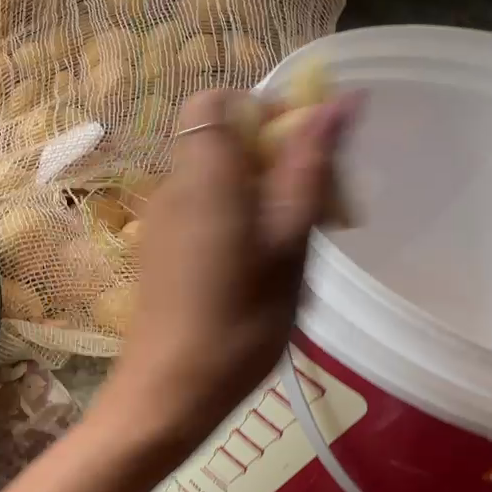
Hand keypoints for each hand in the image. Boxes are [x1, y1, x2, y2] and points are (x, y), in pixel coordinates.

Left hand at [94, 88, 355, 451]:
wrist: (168, 392)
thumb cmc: (238, 322)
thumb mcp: (290, 243)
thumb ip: (309, 167)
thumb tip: (336, 100)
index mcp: (200, 176)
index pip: (214, 102)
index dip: (260, 109)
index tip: (302, 149)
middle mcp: (168, 191)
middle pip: (219, 141)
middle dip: (272, 157)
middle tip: (314, 208)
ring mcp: (156, 225)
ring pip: (213, 181)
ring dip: (258, 195)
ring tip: (290, 247)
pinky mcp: (156, 256)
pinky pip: (198, 215)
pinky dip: (232, 222)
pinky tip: (257, 269)